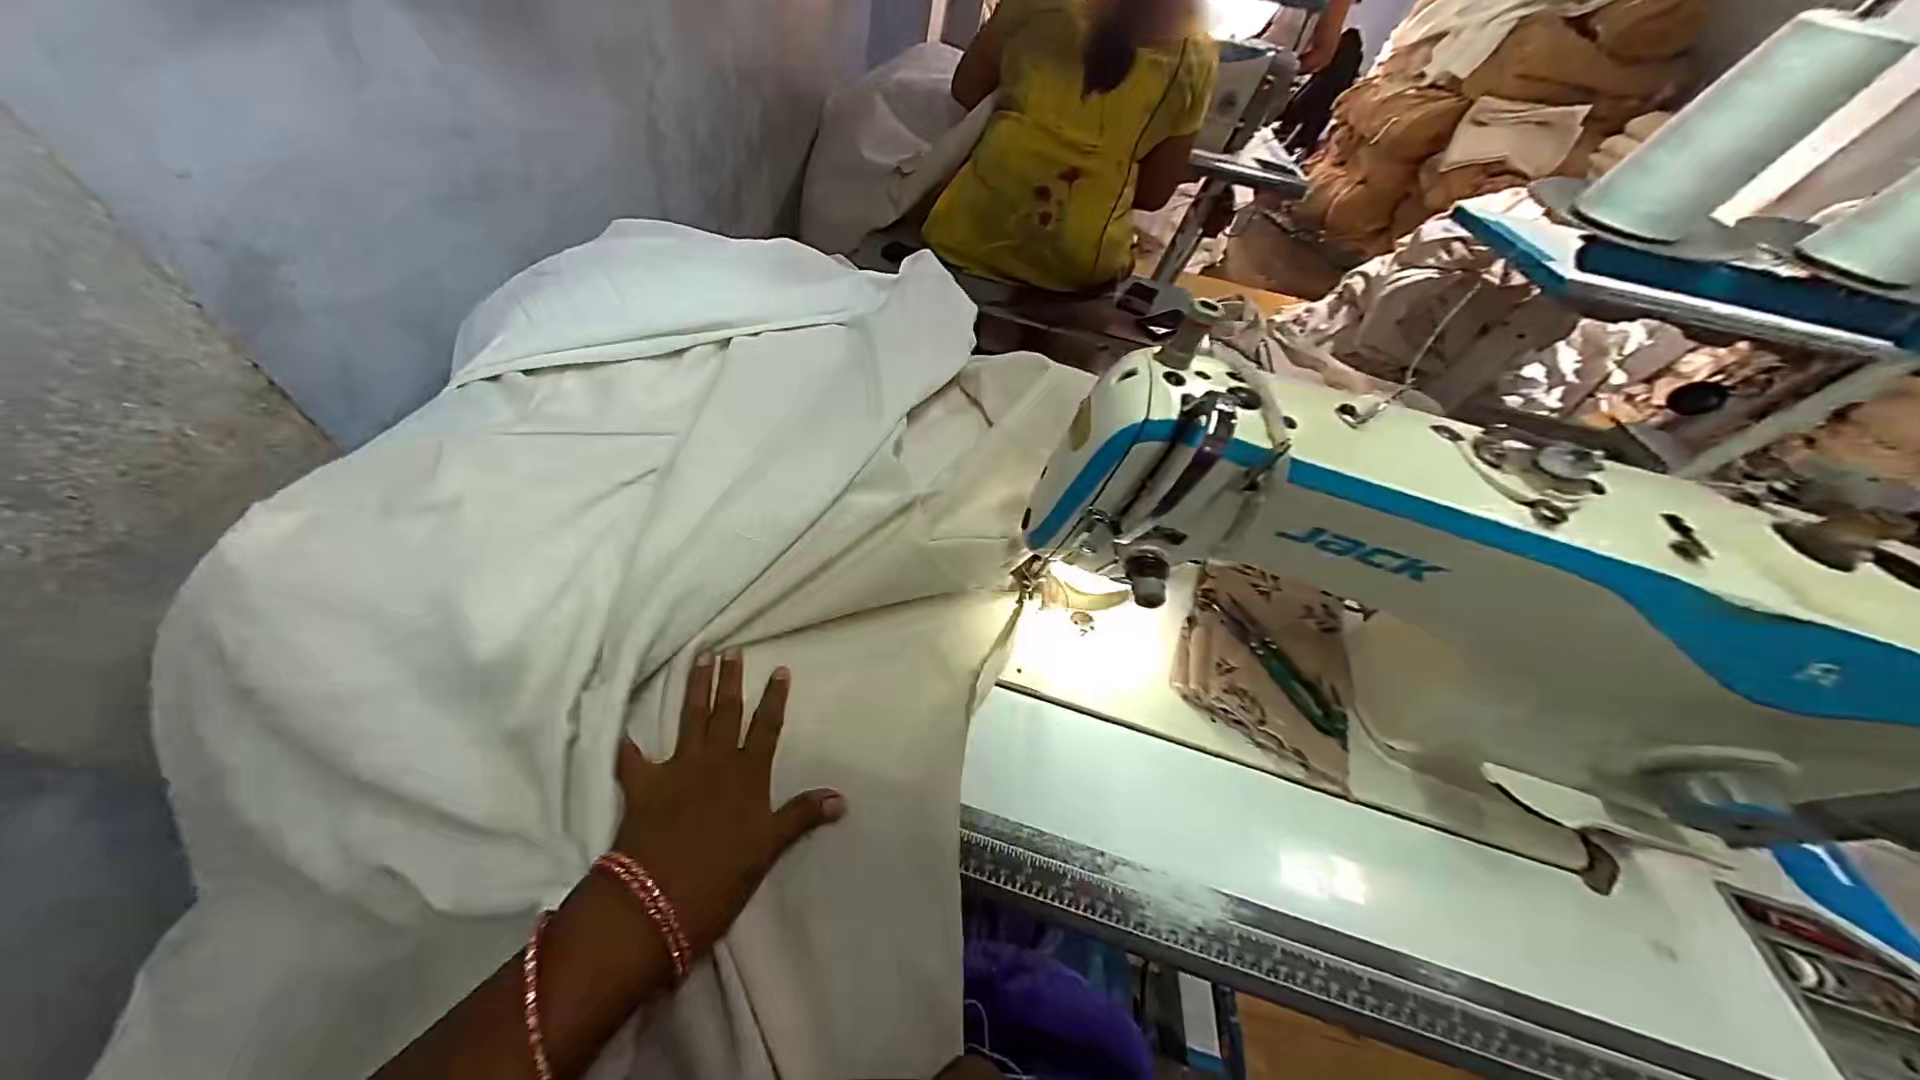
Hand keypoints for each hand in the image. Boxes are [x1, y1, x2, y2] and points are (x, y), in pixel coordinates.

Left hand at [612, 651, 845, 956]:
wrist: (657, 903)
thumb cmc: (722, 877)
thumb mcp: (769, 848)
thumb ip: (801, 815)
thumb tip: (841, 798)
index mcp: (747, 775)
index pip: (766, 728)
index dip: (774, 698)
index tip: (779, 669)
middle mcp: (714, 763)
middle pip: (726, 713)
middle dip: (730, 681)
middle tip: (731, 651)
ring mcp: (676, 770)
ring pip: (689, 720)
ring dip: (694, 689)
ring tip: (698, 660)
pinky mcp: (642, 786)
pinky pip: (630, 759)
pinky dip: (625, 744)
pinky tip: (620, 727)